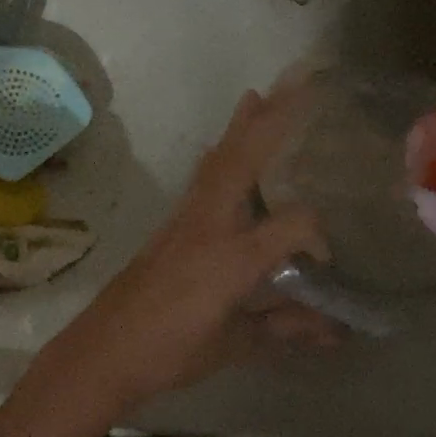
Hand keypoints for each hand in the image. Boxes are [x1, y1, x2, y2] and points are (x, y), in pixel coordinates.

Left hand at [42, 73, 340, 408]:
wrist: (103, 349)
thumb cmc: (170, 353)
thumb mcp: (232, 346)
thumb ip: (282, 330)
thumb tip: (333, 330)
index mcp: (232, 258)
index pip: (293, 225)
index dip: (318, 238)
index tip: (326, 262)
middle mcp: (208, 226)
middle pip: (241, 160)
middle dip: (269, 121)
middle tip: (292, 83)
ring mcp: (183, 221)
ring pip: (216, 163)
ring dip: (238, 129)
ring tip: (255, 95)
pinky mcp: (167, 226)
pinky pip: (199, 179)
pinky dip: (217, 157)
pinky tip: (221, 149)